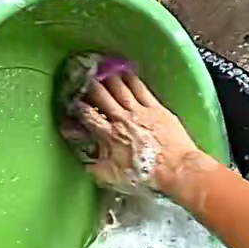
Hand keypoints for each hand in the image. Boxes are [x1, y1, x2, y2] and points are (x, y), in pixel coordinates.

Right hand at [73, 73, 212, 195]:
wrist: (177, 169)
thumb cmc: (145, 176)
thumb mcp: (112, 177)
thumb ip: (94, 166)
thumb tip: (83, 157)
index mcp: (109, 135)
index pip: (88, 115)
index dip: (77, 106)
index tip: (72, 101)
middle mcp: (122, 118)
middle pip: (101, 95)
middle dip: (90, 85)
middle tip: (83, 77)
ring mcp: (140, 110)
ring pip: (119, 87)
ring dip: (108, 77)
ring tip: (101, 70)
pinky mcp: (156, 107)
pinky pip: (140, 87)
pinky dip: (130, 78)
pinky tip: (125, 72)